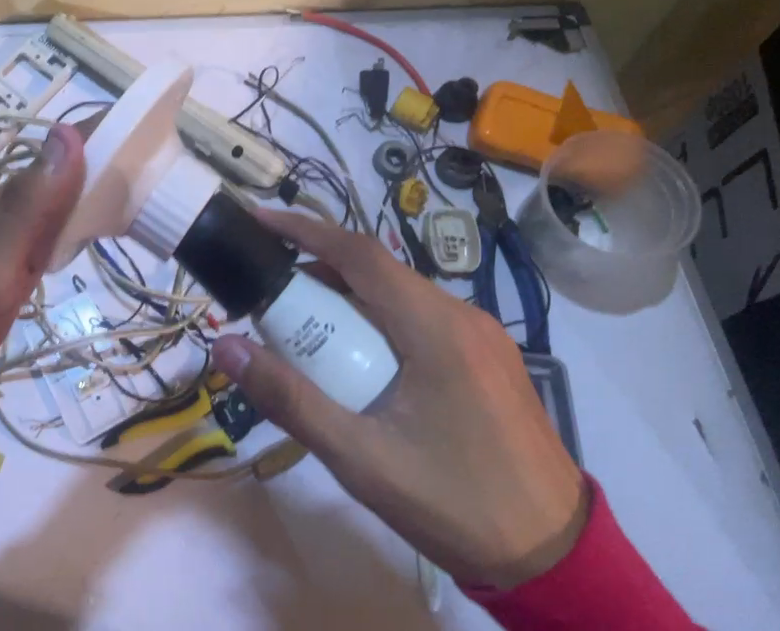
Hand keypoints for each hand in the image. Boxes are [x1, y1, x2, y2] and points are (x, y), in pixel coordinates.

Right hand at [211, 209, 587, 588]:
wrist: (555, 558)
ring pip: (400, 295)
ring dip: (347, 299)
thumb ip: (289, 399)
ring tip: (303, 331)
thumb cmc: (453, 504)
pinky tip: (358, 362)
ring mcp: (483, 337)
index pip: (359, 254)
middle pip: (377, 272)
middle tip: (267, 295)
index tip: (257, 220)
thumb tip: (224, 346)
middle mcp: (463, 316)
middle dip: (317, 271)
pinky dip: (378, 321)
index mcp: (436, 328)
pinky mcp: (490, 360)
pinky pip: (421, 319)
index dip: (304, 229)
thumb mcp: (360, 457)